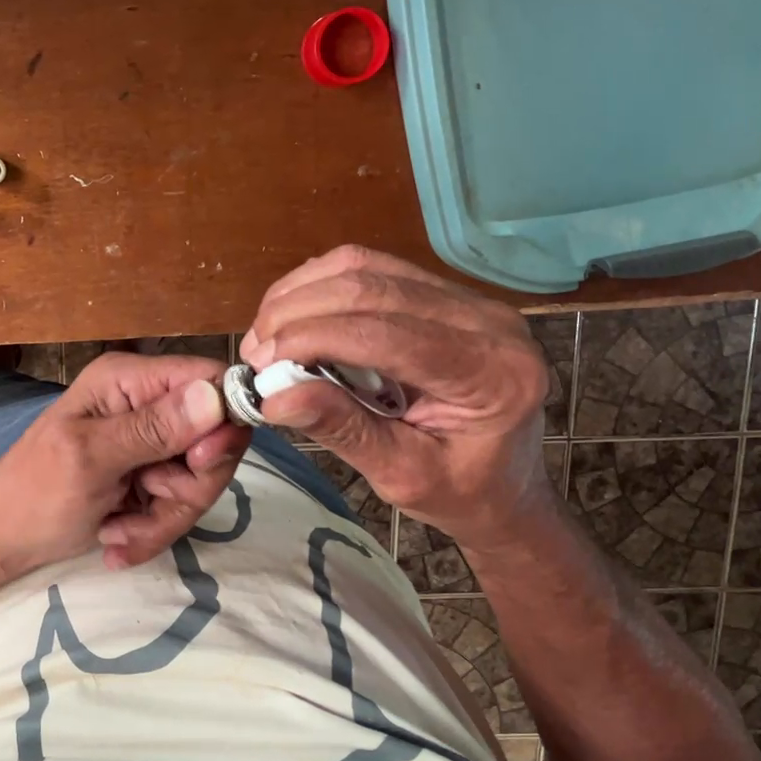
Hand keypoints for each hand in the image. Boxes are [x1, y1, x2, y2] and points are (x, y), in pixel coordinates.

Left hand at [0, 352, 251, 579]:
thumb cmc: (33, 493)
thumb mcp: (91, 459)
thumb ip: (152, 429)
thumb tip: (215, 395)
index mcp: (126, 380)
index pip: (208, 378)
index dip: (221, 420)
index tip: (200, 462)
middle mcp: (143, 403)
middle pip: (214, 437)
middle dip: (187, 485)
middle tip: (148, 502)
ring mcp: (146, 443)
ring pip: (199, 479)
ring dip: (163, 517)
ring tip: (116, 530)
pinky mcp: (146, 478)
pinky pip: (178, 505)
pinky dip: (151, 530)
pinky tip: (114, 538)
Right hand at [240, 246, 552, 551]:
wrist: (506, 488)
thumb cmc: (461, 494)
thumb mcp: (402, 477)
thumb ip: (344, 431)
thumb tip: (273, 398)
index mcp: (491, 374)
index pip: (386, 333)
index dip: (312, 338)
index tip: (260, 364)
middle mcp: (489, 321)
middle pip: (371, 287)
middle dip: (297, 312)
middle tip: (254, 353)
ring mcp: (468, 299)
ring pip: (364, 266)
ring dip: (300, 294)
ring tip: (265, 335)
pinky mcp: (444, 292)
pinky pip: (370, 267)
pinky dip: (318, 286)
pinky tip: (293, 318)